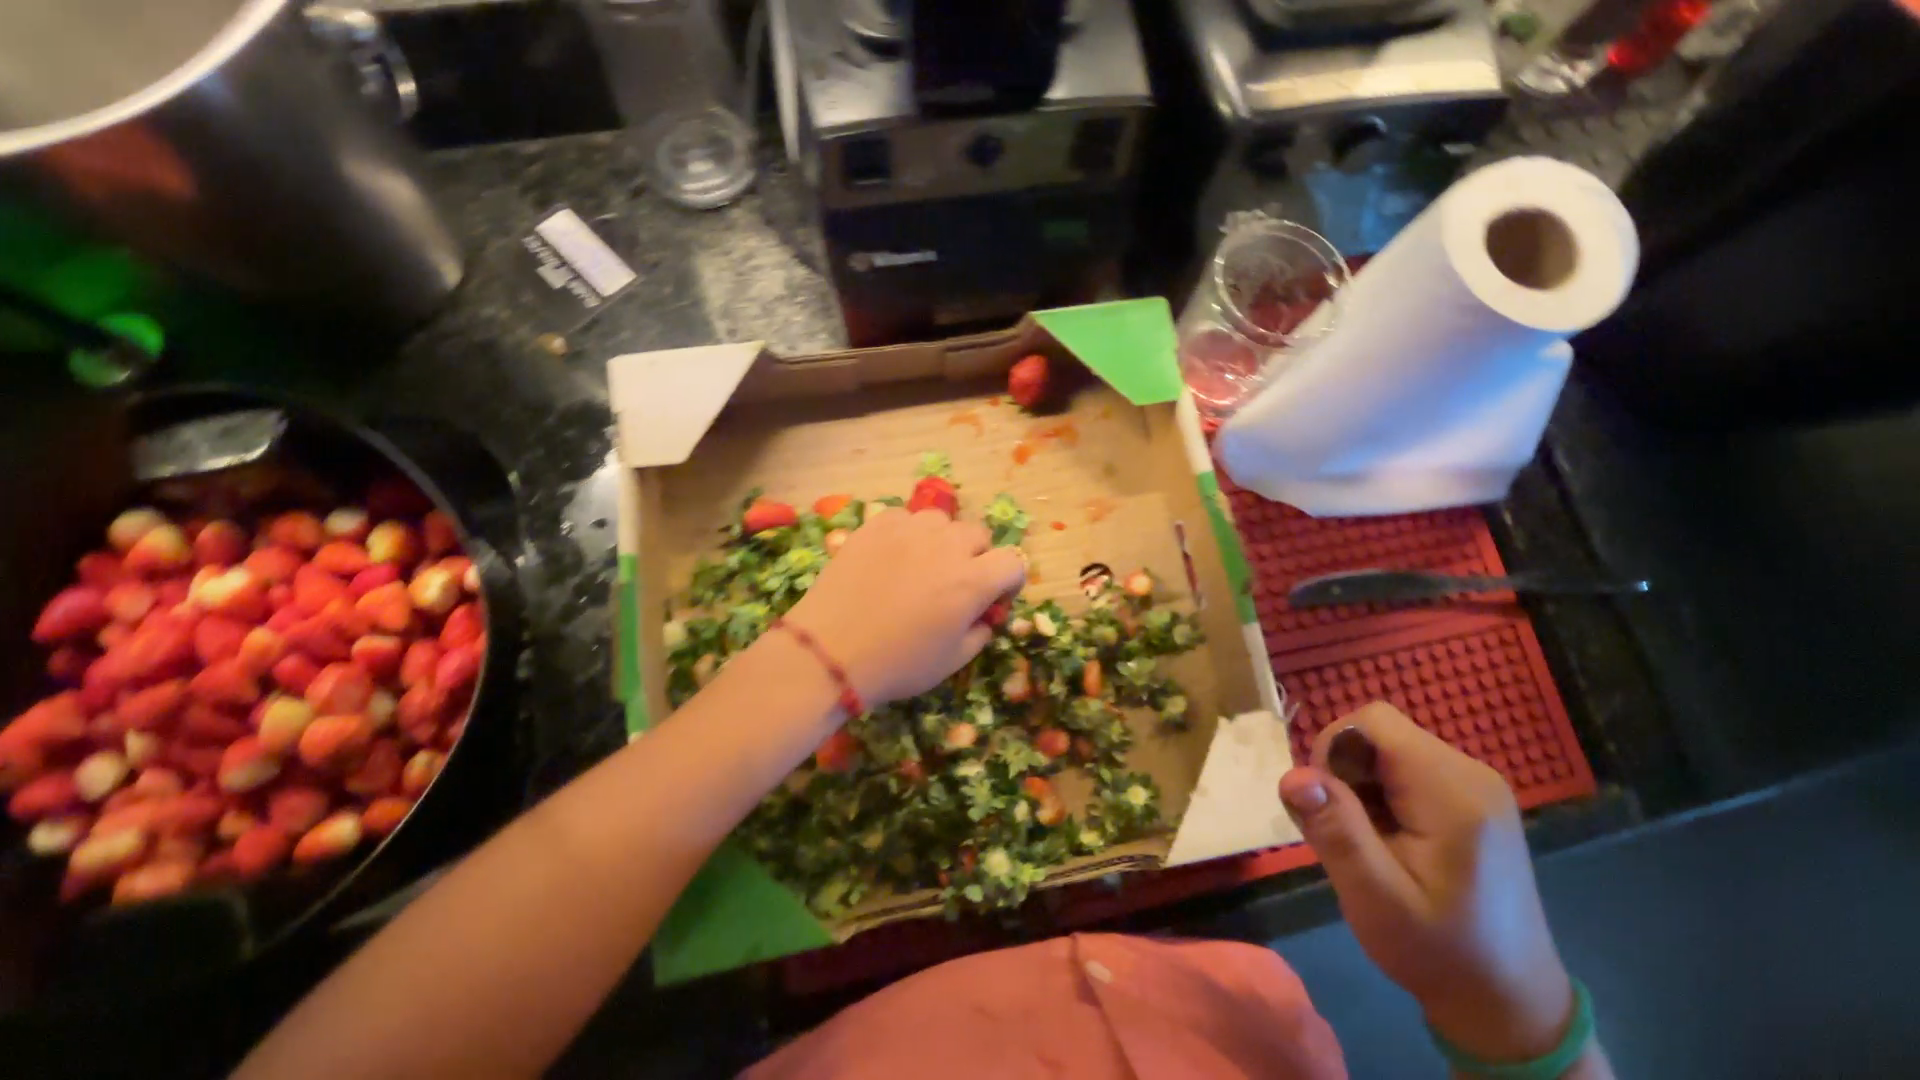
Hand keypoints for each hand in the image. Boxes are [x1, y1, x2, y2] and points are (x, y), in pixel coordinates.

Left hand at [782, 508, 1025, 705]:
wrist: (830, 651)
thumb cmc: (897, 663)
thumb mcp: (952, 661)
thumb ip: (980, 632)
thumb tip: (984, 615)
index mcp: (973, 581)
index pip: (1013, 561)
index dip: (1009, 580)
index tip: (994, 596)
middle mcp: (947, 546)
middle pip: (978, 535)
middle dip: (976, 557)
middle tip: (954, 584)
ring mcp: (908, 530)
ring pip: (941, 521)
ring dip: (941, 540)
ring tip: (921, 565)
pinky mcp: (875, 525)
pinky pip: (903, 517)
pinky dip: (905, 533)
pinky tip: (891, 557)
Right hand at [1278, 703, 1575, 1063]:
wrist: (1507, 999)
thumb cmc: (1438, 951)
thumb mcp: (1375, 899)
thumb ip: (1336, 831)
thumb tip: (1292, 774)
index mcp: (1453, 792)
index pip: (1372, 722)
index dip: (1333, 752)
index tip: (1328, 809)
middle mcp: (1472, 773)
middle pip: (1380, 733)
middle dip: (1346, 773)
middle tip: (1347, 836)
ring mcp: (1477, 784)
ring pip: (1390, 750)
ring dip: (1362, 787)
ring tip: (1371, 847)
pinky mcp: (1474, 799)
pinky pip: (1409, 770)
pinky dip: (1384, 796)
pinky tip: (1392, 844)